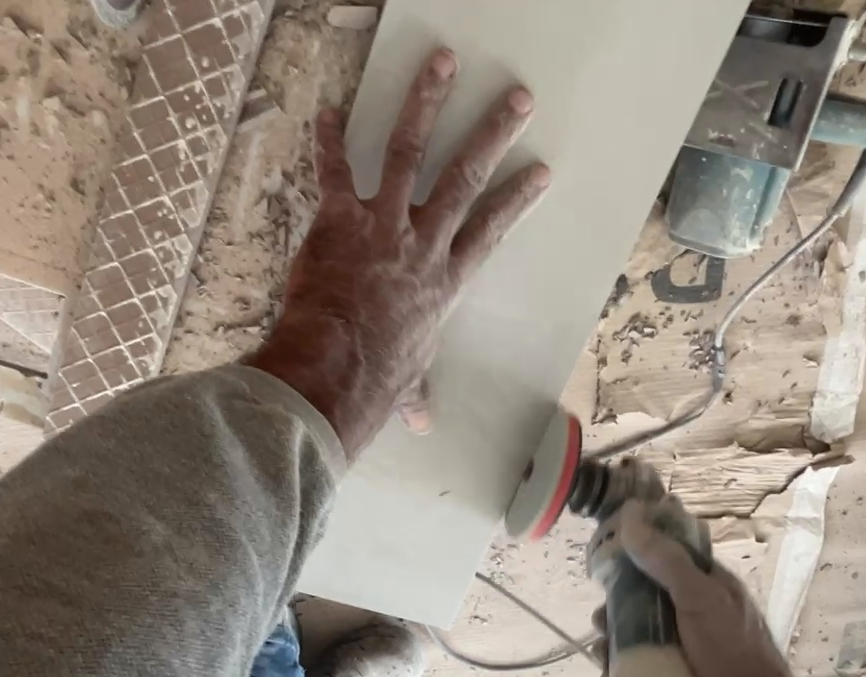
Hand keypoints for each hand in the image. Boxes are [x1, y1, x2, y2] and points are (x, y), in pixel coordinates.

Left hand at [247, 48, 551, 458]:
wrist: (337, 371)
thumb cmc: (376, 380)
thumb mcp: (406, 385)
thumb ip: (415, 396)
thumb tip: (421, 426)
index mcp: (444, 282)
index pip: (489, 232)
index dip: (515, 199)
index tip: (539, 170)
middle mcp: (421, 245)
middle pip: (464, 179)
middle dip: (492, 134)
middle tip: (516, 97)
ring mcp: (382, 226)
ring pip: (407, 153)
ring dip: (425, 104)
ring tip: (442, 61)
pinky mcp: (338, 221)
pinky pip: (334, 170)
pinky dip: (328, 139)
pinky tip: (326, 106)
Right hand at [612, 502, 833, 676]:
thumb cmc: (731, 652)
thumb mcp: (698, 598)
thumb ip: (665, 560)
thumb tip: (631, 515)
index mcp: (707, 583)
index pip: (664, 554)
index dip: (633, 553)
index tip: (603, 560)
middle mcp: (695, 609)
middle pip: (644, 595)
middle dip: (616, 606)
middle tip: (601, 621)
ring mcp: (685, 644)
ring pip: (638, 631)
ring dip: (615, 639)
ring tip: (602, 654)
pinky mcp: (675, 674)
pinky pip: (640, 661)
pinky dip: (622, 666)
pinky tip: (609, 675)